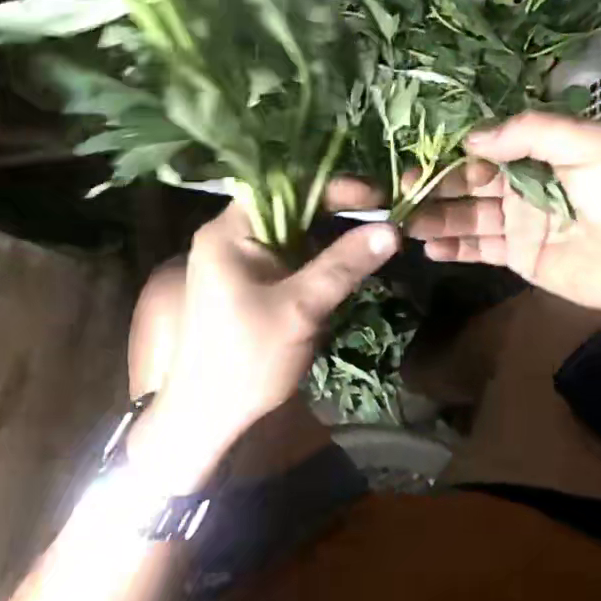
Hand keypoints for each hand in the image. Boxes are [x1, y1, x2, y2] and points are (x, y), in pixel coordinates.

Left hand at [148, 197, 397, 461]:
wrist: (208, 415)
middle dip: (335, 208)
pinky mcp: (249, 283)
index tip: (375, 197)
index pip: (282, 186)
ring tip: (375, 235)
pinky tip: (348, 261)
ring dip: (330, 232)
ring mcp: (239, 260)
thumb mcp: (300, 308)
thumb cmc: (247, 358)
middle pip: (288, 205)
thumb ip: (343, 264)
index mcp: (228, 232)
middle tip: (384, 215)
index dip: (331, 185)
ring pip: (291, 231)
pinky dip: (317, 256)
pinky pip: (288, 255)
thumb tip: (393, 228)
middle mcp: (230, 237)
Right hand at [406, 112, 600, 314]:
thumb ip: (532, 132)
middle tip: (400, 191)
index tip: (415, 156)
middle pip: (468, 182)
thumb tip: (472, 138)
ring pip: (468, 216)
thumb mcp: (592, 145)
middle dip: (434, 185)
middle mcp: (524, 184)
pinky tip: (428, 248)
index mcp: (541, 152)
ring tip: (404, 222)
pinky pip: (480, 249)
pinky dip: (454, 248)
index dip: (450, 152)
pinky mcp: (522, 258)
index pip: (485, 148)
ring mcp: (521, 223)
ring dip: (435, 218)